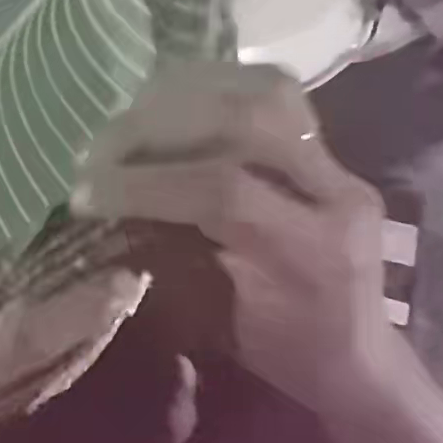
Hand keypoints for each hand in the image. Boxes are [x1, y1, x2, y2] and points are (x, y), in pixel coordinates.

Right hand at [75, 64, 442, 442]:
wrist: (356, 353)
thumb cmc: (280, 354)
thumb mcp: (217, 324)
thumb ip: (170, 260)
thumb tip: (109, 211)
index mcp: (312, 249)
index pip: (223, 190)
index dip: (145, 184)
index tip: (85, 192)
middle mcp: (337, 192)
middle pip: (246, 122)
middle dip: (157, 128)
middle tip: (100, 148)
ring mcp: (339, 163)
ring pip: (265, 92)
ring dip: (185, 96)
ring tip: (130, 116)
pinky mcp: (329, 149)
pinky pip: (274, 94)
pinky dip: (217, 88)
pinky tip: (174, 100)